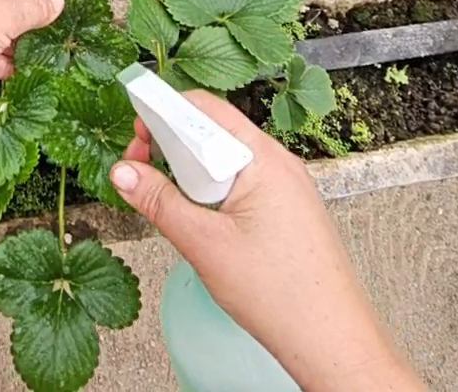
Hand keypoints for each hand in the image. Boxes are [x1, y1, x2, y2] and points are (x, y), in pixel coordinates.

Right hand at [108, 91, 424, 391]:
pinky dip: (211, 187)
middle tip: (140, 167)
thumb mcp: (204, 244)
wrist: (335, 347)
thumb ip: (158, 201)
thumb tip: (122, 171)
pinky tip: (198, 213)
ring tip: (167, 195)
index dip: (163, 113)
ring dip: (189, 167)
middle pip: (213, 130)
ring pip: (225, 157)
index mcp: (263, 159)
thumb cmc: (282, 297)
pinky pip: (240, 179)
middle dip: (170, 142)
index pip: (204, 110)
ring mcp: (287, 186)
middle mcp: (279, 163)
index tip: (135, 131)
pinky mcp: (287, 208)